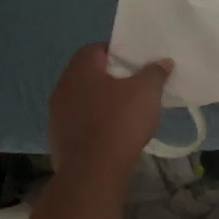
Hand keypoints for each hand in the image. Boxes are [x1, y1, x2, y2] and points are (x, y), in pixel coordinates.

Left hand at [46, 43, 171, 186]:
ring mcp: (57, 115)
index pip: (95, 49)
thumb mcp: (147, 91)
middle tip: (136, 84)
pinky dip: (96, 121)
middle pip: (88, 74)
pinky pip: (80, 120)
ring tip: (128, 109)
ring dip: (102, 100)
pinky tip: (114, 131)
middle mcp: (62, 88)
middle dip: (111, 77)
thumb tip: (162, 62)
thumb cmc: (120, 121)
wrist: (93, 169)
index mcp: (80, 71)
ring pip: (84, 98)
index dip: (116, 51)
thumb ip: (154, 72)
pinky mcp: (59, 138)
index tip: (136, 62)